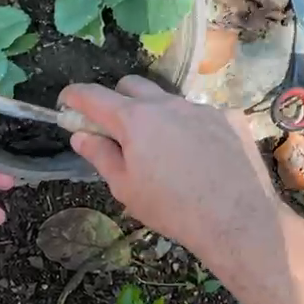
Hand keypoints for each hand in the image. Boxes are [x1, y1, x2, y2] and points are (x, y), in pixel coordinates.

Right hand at [59, 77, 286, 261]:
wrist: (237, 219)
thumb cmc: (171, 208)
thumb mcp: (125, 188)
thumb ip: (101, 156)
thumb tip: (80, 136)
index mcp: (135, 120)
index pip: (94, 96)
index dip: (75, 96)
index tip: (66, 103)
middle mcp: (167, 103)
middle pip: (131, 85)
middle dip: (116, 100)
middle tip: (115, 132)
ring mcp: (202, 107)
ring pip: (168, 101)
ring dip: (156, 117)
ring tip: (163, 154)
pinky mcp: (230, 117)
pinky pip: (200, 115)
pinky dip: (189, 130)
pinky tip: (199, 161)